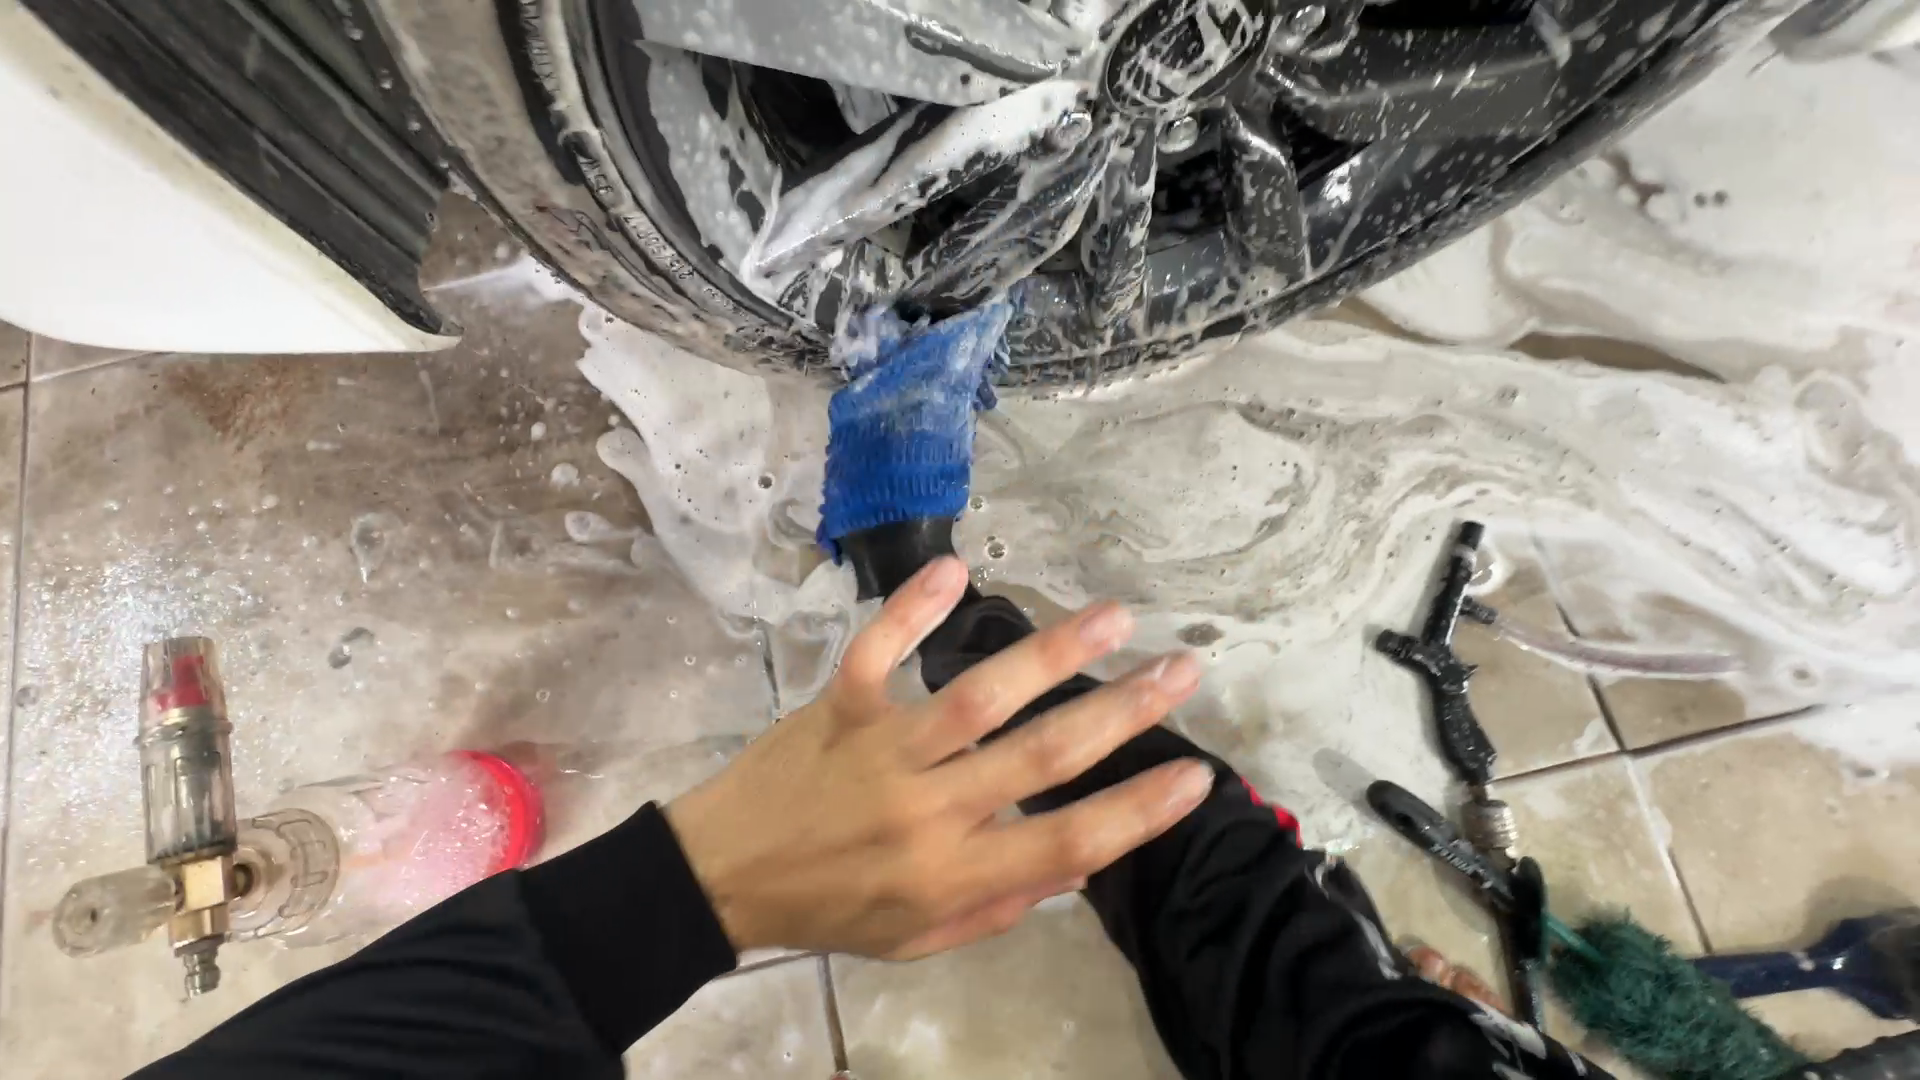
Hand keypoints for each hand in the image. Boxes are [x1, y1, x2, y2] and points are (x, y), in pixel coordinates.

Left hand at [664, 557, 1211, 959]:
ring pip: (978, 695)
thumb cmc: (829, 908)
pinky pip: (879, 649)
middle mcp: (928, 806)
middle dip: (1122, 710)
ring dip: (1052, 651)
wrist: (721, 873)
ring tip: (1112, 616)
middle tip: (1181, 667)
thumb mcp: (917, 938)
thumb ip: (997, 903)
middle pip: (1041, 755)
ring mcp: (883, 747)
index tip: (1195, 774)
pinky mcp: (841, 704)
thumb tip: (1075, 861)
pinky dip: (913, 608)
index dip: (1137, 811)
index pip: (1066, 842)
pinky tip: (955, 570)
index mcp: (951, 871)